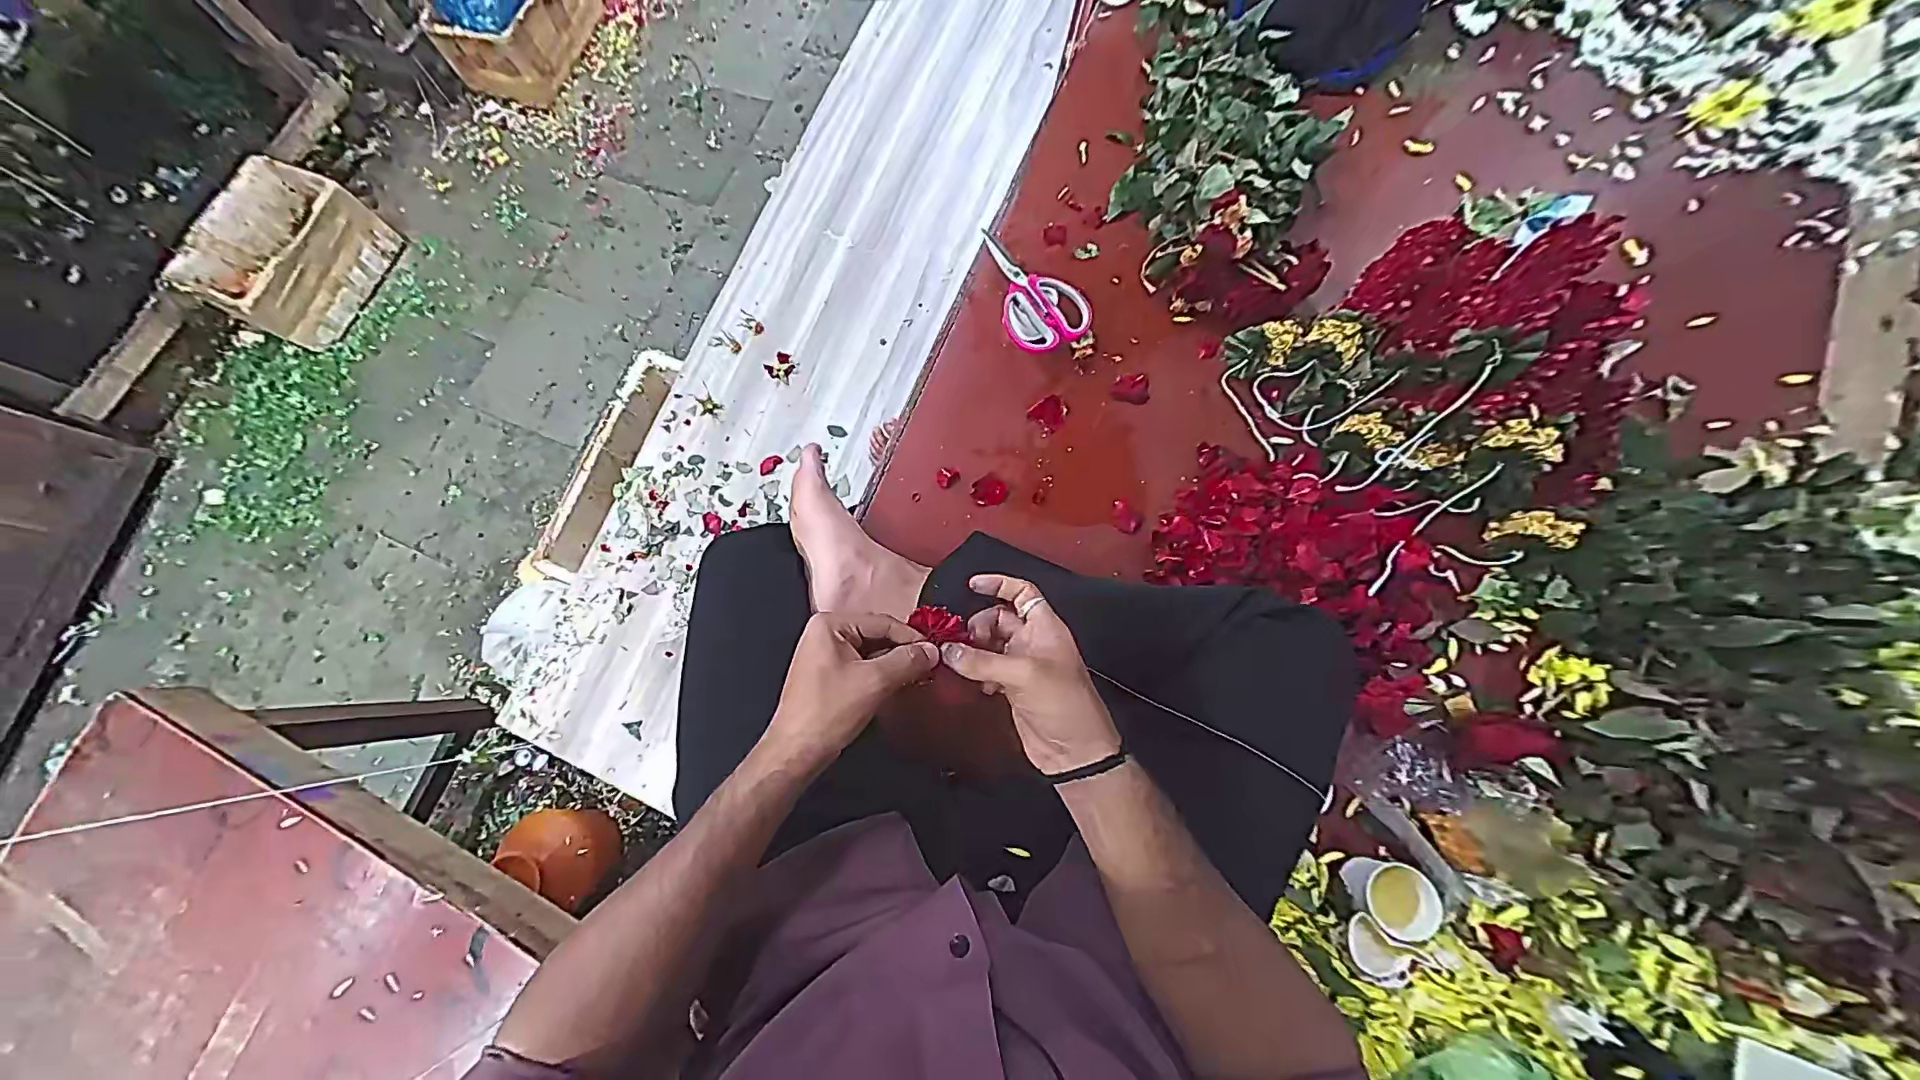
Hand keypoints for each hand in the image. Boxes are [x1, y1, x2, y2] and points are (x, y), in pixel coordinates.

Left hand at [763, 612, 938, 765]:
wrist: (797, 752)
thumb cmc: (827, 713)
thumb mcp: (874, 681)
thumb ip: (907, 661)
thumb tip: (932, 650)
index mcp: (829, 625)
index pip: (882, 622)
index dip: (911, 637)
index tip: (935, 651)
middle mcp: (825, 634)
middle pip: (877, 636)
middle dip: (904, 651)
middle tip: (930, 664)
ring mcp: (825, 654)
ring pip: (872, 652)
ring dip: (895, 664)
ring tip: (919, 675)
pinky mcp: (829, 675)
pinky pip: (863, 666)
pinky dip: (882, 674)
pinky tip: (900, 684)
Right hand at [937, 575, 1121, 774]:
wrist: (1075, 752)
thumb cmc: (1066, 705)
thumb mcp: (1024, 675)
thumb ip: (983, 661)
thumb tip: (950, 651)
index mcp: (1045, 628)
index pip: (1022, 592)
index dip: (999, 584)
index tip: (973, 585)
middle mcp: (1033, 642)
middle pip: (998, 619)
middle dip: (978, 626)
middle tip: (963, 642)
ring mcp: (1022, 665)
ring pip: (989, 645)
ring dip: (972, 651)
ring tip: (961, 662)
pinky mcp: (1012, 687)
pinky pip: (986, 669)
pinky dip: (975, 671)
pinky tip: (972, 683)